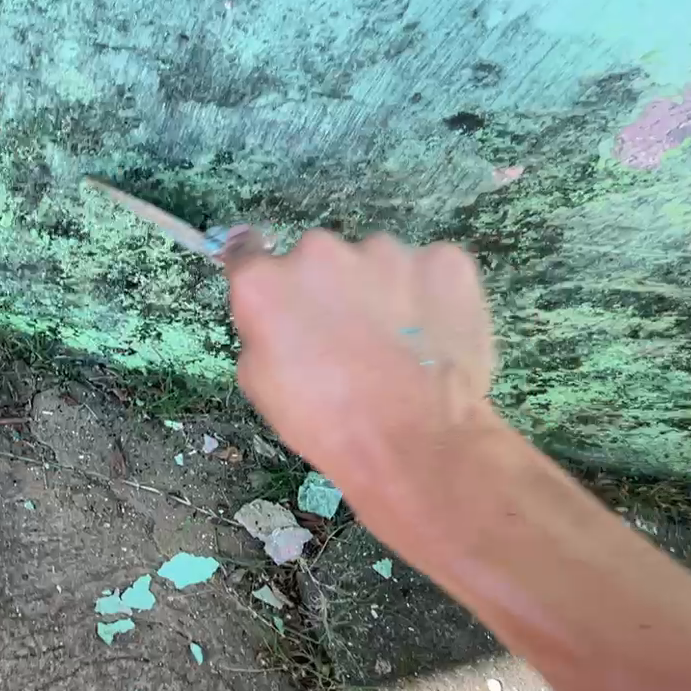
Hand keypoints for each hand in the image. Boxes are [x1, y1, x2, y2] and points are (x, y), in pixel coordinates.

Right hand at [225, 230, 498, 487]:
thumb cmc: (323, 420)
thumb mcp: (259, 382)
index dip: (262, 275)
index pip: (247, 251)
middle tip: (344, 337)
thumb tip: (280, 317)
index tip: (277, 292)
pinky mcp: (443, 260)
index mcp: (265, 281)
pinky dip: (427, 294)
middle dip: (325, 288)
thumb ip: (262, 330)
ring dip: (377, 289)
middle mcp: (318, 250)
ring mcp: (385, 249)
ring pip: (374, 262)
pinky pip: (426, 270)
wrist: (415, 441)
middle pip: (316, 258)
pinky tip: (432, 335)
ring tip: (395, 343)